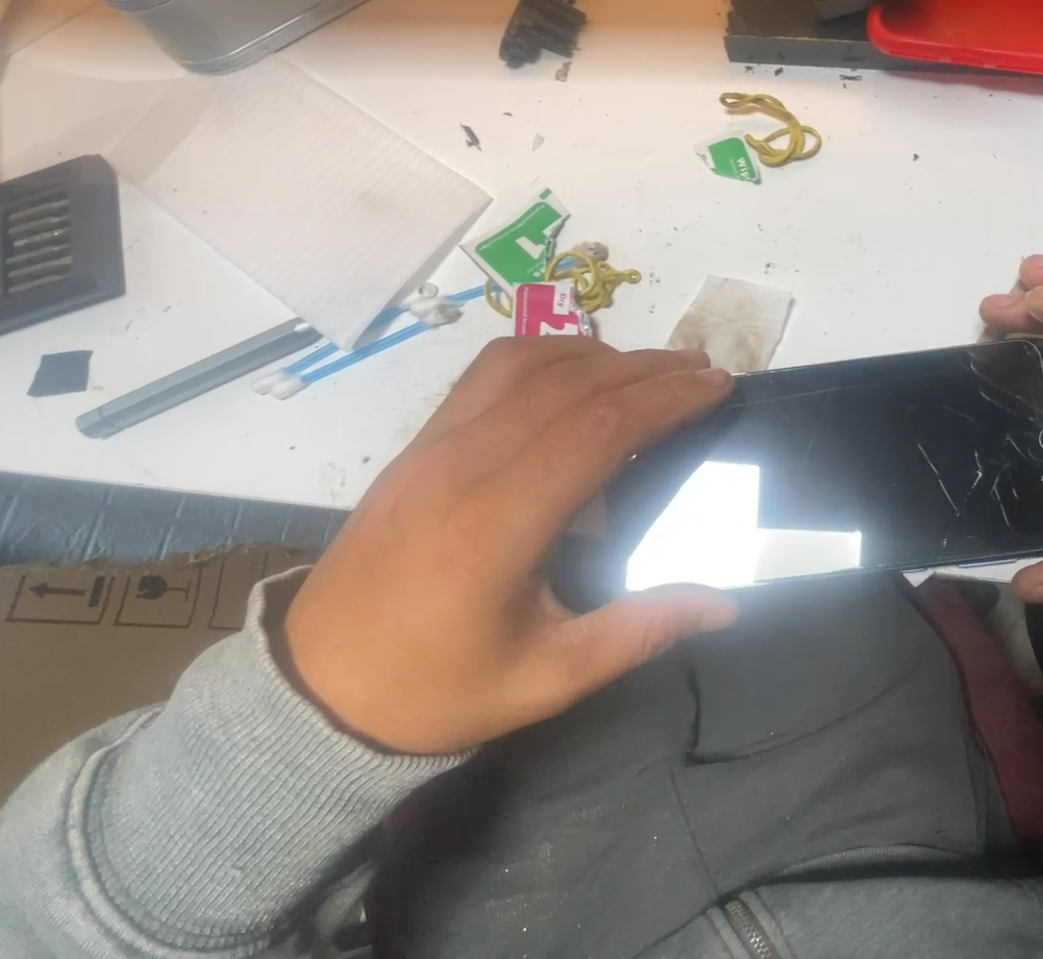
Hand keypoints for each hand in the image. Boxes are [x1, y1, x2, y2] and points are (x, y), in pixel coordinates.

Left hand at [282, 337, 739, 754]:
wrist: (317, 688)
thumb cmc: (437, 690)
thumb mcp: (548, 679)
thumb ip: (640, 631)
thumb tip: (725, 606)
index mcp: (495, 528)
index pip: (595, 430)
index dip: (663, 400)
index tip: (714, 388)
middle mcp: (461, 466)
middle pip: (568, 385)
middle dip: (646, 369)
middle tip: (703, 370)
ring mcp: (431, 446)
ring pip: (523, 364)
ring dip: (596, 353)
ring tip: (651, 366)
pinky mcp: (417, 444)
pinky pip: (486, 375)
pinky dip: (544, 356)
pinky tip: (578, 372)